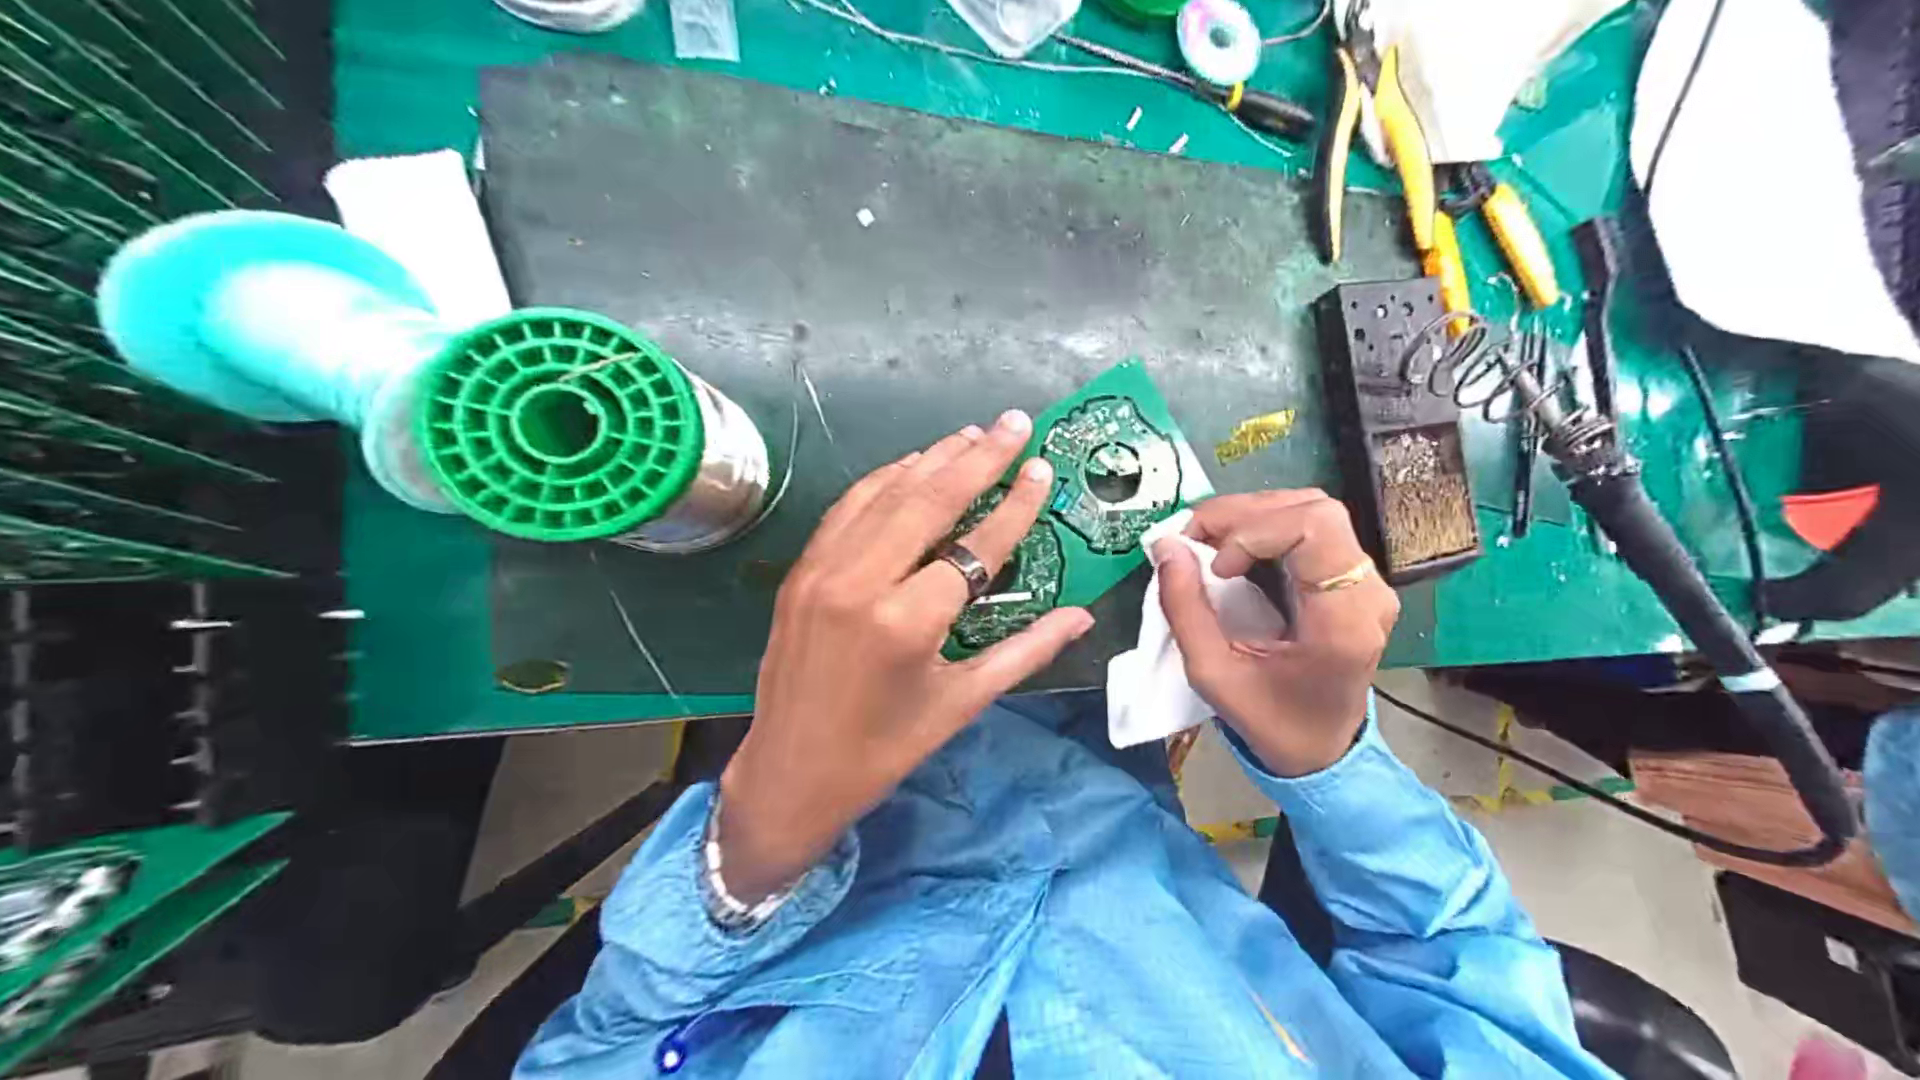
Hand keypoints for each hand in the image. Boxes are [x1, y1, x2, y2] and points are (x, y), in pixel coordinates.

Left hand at [717, 412, 1094, 899]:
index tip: (1041, 468)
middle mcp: (862, 582)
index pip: (975, 546)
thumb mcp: (960, 703)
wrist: (788, 773)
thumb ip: (1024, 651)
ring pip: (885, 494)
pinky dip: (884, 481)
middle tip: (1013, 423)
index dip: (1014, 505)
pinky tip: (912, 465)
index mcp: (907, 623)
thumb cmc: (883, 750)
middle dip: (977, 457)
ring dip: (932, 459)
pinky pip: (848, 509)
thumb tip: (1080, 616)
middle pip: (928, 500)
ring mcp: (823, 571)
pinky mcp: (801, 571)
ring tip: (972, 435)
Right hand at [1153, 490, 1399, 776]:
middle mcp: (1367, 591)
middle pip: (1313, 508)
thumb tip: (1166, 547)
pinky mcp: (1352, 579)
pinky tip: (1231, 547)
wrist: (1320, 750)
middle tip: (1194, 539)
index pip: (1314, 527)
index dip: (1253, 531)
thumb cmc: (1269, 721)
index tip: (1215, 566)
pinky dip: (1263, 526)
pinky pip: (1311, 528)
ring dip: (1250, 515)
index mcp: (1342, 621)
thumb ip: (1185, 609)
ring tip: (1207, 541)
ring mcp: (1366, 582)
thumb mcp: (1212, 674)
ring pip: (1311, 509)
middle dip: (1243, 514)